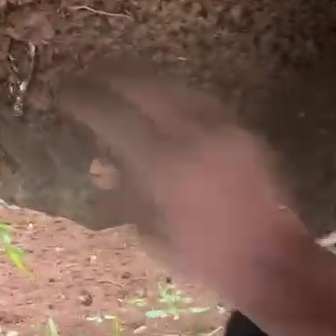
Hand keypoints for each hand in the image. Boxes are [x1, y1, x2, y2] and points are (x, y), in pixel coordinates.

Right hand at [61, 75, 322, 312]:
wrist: (271, 260)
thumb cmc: (204, 257)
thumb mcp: (149, 231)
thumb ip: (124, 191)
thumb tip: (103, 162)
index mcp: (162, 164)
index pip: (111, 115)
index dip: (83, 99)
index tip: (63, 92)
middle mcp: (192, 134)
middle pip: (142, 84)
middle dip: (109, 74)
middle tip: (88, 75)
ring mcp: (220, 126)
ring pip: (173, 83)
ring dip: (141, 78)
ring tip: (118, 79)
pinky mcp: (240, 128)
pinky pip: (197, 97)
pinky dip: (171, 92)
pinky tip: (159, 99)